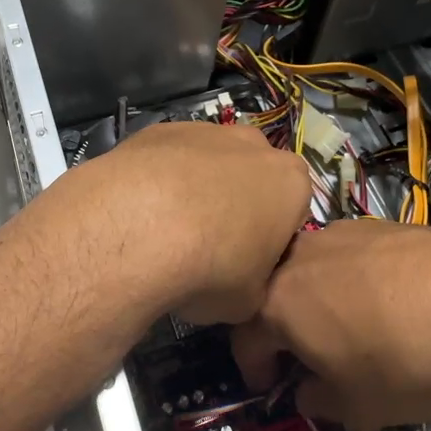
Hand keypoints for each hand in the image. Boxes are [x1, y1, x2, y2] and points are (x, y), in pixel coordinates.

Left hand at [53, 121, 310, 325]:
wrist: (139, 228)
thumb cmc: (210, 268)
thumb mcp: (248, 301)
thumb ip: (257, 282)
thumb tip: (242, 281)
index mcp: (290, 182)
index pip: (291, 210)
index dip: (270, 238)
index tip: (247, 262)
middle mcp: (254, 144)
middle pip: (252, 177)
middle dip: (236, 204)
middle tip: (208, 244)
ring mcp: (205, 130)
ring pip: (209, 161)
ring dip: (197, 188)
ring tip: (167, 228)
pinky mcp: (161, 128)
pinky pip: (170, 156)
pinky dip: (161, 178)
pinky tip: (141, 208)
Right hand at [231, 220, 430, 429]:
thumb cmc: (405, 360)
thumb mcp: (359, 409)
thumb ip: (319, 402)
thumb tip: (308, 390)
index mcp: (276, 305)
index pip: (244, 340)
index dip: (254, 370)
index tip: (273, 388)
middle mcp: (294, 260)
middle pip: (272, 295)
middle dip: (282, 329)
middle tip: (307, 357)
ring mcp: (333, 233)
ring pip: (308, 269)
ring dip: (315, 298)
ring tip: (347, 323)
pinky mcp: (370, 222)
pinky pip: (344, 254)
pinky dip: (349, 277)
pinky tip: (383, 298)